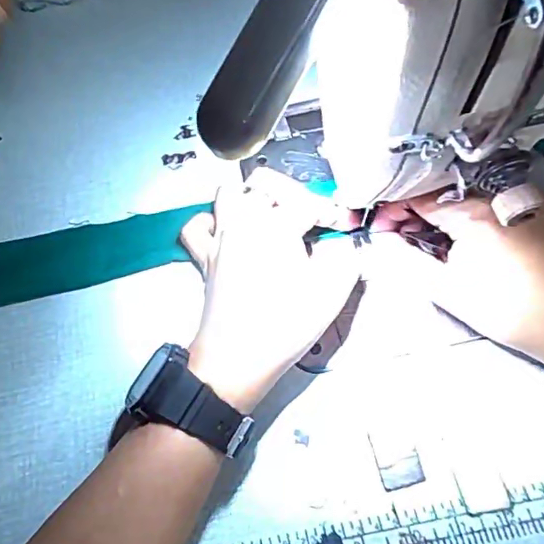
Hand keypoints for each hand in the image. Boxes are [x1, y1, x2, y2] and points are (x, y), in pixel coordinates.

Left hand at [177, 171, 360, 410]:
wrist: (237, 360)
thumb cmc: (280, 328)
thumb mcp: (331, 292)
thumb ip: (345, 257)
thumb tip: (344, 244)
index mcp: (276, 227)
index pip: (308, 202)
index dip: (331, 211)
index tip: (341, 224)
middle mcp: (244, 225)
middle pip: (266, 183)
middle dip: (292, 193)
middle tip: (309, 214)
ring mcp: (220, 239)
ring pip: (230, 193)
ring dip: (252, 197)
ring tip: (272, 216)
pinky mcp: (205, 258)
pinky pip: (199, 226)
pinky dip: (212, 221)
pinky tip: (228, 231)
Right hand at [366, 193, 543, 404]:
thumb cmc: (511, 309)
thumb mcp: (448, 289)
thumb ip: (406, 261)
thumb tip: (381, 241)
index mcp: (474, 210)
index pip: (419, 198)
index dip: (393, 212)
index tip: (378, 229)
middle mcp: (499, 196)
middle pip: (445, 200)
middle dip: (417, 219)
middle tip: (401, 244)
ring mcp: (524, 203)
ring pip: (470, 207)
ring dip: (446, 224)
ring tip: (433, 252)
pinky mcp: (541, 216)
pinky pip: (495, 213)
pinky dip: (474, 227)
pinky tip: (470, 252)